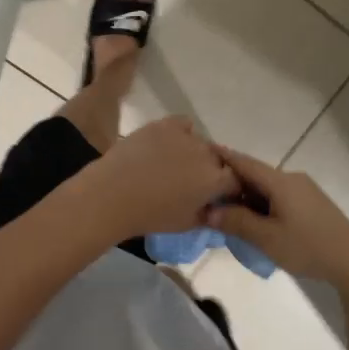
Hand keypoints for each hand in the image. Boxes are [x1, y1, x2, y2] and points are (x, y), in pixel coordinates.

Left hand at [82, 117, 237, 238]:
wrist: (112, 194)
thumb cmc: (151, 216)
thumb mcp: (187, 224)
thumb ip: (209, 214)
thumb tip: (217, 207)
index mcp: (216, 180)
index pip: (236, 180)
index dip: (228, 189)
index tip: (216, 196)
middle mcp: (207, 154)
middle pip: (218, 160)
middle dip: (210, 171)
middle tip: (190, 183)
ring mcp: (186, 136)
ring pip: (200, 143)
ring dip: (194, 154)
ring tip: (174, 164)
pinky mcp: (165, 125)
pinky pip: (184, 125)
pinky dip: (181, 133)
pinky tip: (168, 144)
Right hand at [206, 145, 348, 289]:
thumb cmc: (307, 248)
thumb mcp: (267, 239)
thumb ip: (236, 222)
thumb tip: (209, 211)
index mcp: (280, 181)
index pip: (244, 162)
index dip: (222, 157)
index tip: (200, 152)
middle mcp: (292, 179)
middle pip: (254, 175)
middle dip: (230, 183)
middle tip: (205, 195)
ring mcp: (304, 190)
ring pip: (266, 188)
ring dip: (246, 197)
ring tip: (224, 212)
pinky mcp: (311, 203)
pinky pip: (278, 197)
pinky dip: (261, 204)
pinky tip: (253, 221)